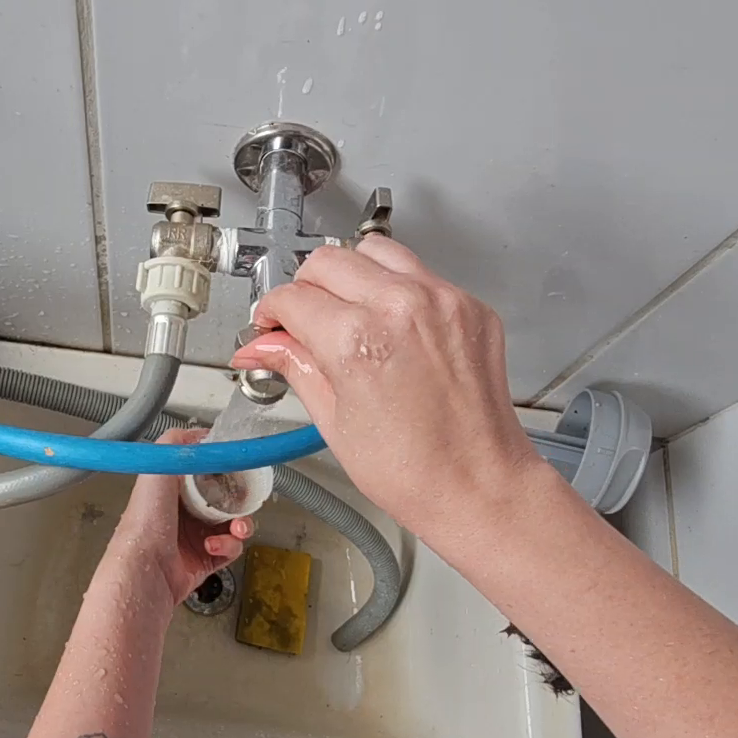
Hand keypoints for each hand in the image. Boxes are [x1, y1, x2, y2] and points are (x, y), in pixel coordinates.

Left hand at [107, 428, 252, 602]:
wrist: (145, 569)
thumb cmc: (146, 521)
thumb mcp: (156, 470)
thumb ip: (175, 445)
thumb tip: (198, 433)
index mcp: (172, 491)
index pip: (205, 474)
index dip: (223, 470)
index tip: (238, 467)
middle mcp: (183, 513)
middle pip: (225, 499)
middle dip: (239, 499)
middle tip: (245, 499)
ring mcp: (196, 537)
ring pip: (233, 524)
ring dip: (240, 524)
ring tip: (237, 527)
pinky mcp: (206, 560)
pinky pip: (230, 548)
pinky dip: (229, 546)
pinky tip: (215, 546)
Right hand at [231, 237, 554, 543]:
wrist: (477, 485)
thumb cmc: (412, 471)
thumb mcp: (332, 421)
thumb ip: (294, 367)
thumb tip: (260, 347)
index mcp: (357, 341)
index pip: (293, 297)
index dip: (271, 313)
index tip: (270, 327)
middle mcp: (401, 308)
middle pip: (328, 261)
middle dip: (304, 290)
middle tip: (302, 323)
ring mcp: (441, 301)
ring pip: (374, 252)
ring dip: (349, 276)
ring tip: (346, 316)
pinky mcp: (468, 306)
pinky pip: (418, 273)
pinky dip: (393, 289)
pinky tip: (389, 327)